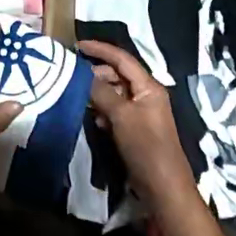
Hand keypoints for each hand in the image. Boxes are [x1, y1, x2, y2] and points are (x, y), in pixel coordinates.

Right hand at [80, 40, 197, 216]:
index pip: (122, 58)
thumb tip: (82, 75)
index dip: (100, 49)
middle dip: (96, 73)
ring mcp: (141, 113)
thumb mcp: (121, 116)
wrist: (164, 189)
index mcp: (149, 87)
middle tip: (71, 78)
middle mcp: (146, 95)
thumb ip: (101, 92)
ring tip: (76, 97)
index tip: (76, 46)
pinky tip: (90, 117)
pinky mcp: (134, 130)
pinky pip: (114, 111)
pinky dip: (102, 110)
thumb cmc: (146, 148)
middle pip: (117, 75)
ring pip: (114, 93)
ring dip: (97, 93)